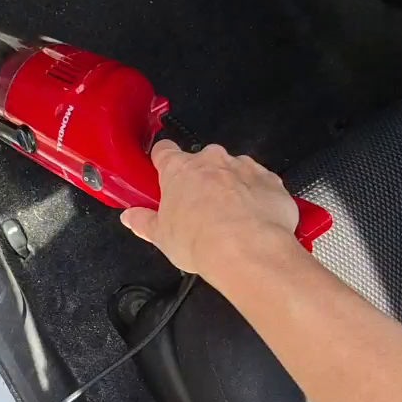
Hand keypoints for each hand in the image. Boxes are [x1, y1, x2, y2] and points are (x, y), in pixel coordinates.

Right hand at [121, 141, 300, 275]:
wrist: (247, 250)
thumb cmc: (199, 240)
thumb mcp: (161, 237)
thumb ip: (143, 222)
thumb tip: (131, 217)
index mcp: (180, 169)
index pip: (164, 151)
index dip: (162, 162)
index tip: (163, 174)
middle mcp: (212, 160)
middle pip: (202, 162)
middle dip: (200, 180)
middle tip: (197, 209)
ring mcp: (244, 167)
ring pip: (233, 171)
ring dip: (230, 188)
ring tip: (229, 220)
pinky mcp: (271, 181)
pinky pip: (260, 185)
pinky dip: (256, 198)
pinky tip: (252, 222)